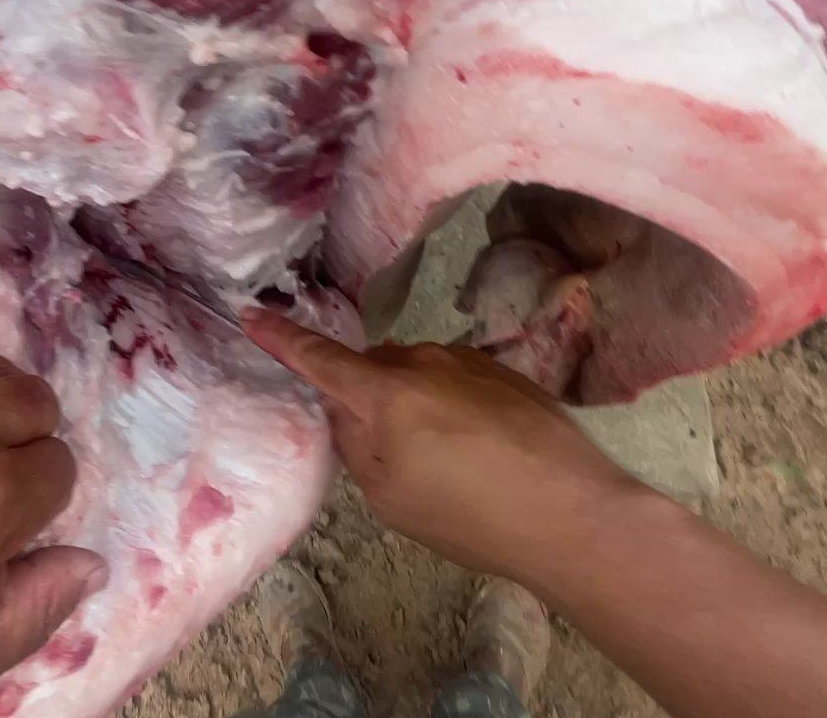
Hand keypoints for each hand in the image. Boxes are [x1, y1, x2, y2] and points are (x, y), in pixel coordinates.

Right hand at [241, 308, 640, 583]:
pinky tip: (482, 447)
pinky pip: (452, 377)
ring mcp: (464, 360)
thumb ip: (353, 442)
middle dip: (364, 397)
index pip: (317, 357)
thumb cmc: (469, 513)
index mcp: (383, 391)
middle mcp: (418, 360)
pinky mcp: (502, 370)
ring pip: (413, 372)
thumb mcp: (389, 495)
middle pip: (370, 369)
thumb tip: (344, 408)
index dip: (279, 337)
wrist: (577, 514)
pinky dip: (448, 403)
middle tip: (392, 452)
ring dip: (410, 401)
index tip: (249, 313)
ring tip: (449, 458)